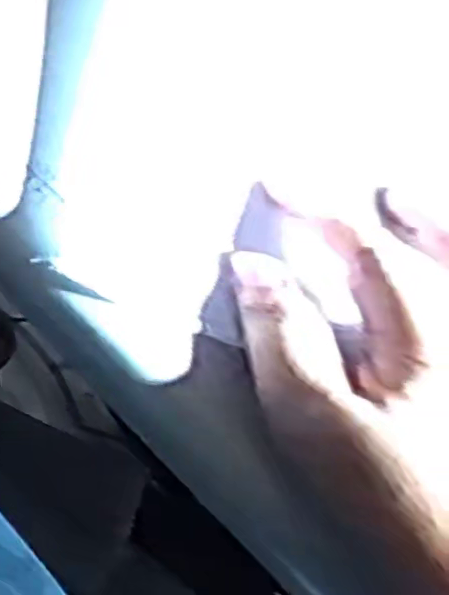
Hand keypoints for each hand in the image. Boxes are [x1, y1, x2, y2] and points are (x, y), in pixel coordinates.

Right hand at [234, 190, 448, 587]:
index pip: (373, 261)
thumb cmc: (388, 497)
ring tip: (428, 218)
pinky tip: (441, 278)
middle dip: (411, 226)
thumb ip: (281, 335)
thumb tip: (253, 267)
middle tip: (379, 193)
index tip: (279, 186)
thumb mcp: (310, 416)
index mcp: (426, 355)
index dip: (324, 216)